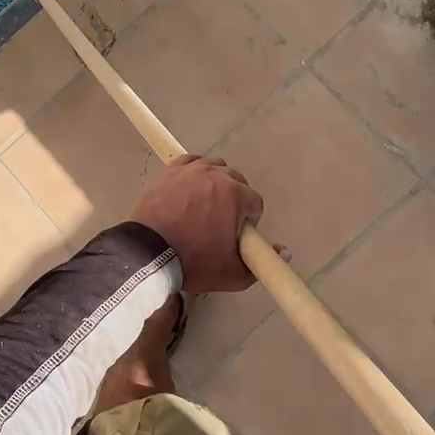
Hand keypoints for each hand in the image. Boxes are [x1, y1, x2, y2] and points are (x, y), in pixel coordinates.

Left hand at [129, 155, 264, 292]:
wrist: (149, 252)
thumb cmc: (194, 261)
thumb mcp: (234, 274)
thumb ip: (262, 262)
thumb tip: (285, 250)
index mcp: (236, 195)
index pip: (255, 202)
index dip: (249, 220)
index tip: (237, 235)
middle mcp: (216, 175)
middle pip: (236, 182)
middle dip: (233, 200)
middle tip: (220, 222)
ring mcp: (191, 170)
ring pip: (213, 167)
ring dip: (215, 182)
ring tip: (204, 204)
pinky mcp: (170, 170)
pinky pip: (190, 161)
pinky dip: (194, 171)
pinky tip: (190, 186)